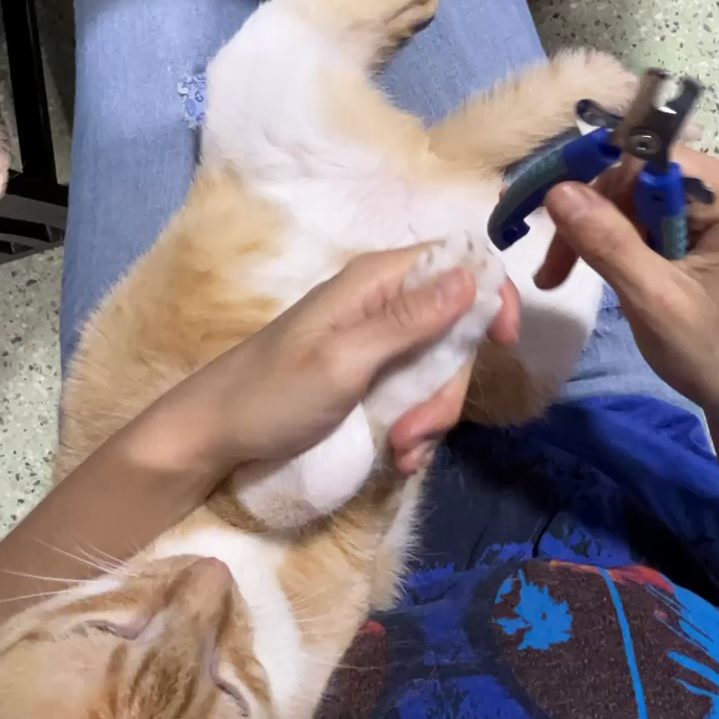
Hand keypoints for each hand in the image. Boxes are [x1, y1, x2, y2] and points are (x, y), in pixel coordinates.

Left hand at [148, 245, 519, 480]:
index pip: (457, 262)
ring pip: (440, 369)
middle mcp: (384, 303)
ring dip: (430, 416)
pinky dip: (416, 428)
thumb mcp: (343, 360)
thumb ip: (408, 320)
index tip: (503, 343)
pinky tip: (397, 456)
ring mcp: (379, 343)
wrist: (216, 436)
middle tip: (416, 431)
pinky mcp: (373, 377)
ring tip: (399, 451)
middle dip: (447, 386)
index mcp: (376, 281)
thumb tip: (472, 274)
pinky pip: (418, 395)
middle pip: (455, 329)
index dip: (489, 294)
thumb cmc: (271, 394)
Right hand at [534, 146, 718, 418]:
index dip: (592, 183)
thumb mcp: (652, 299)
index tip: (549, 220)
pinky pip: (644, 212)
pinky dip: (612, 240)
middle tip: (553, 271)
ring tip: (562, 276)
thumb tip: (558, 190)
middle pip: (635, 176)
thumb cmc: (710, 352)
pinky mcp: (706, 220)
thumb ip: (607, 241)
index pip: (645, 160)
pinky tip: (596, 268)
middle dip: (588, 218)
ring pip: (632, 195)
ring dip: (593, 233)